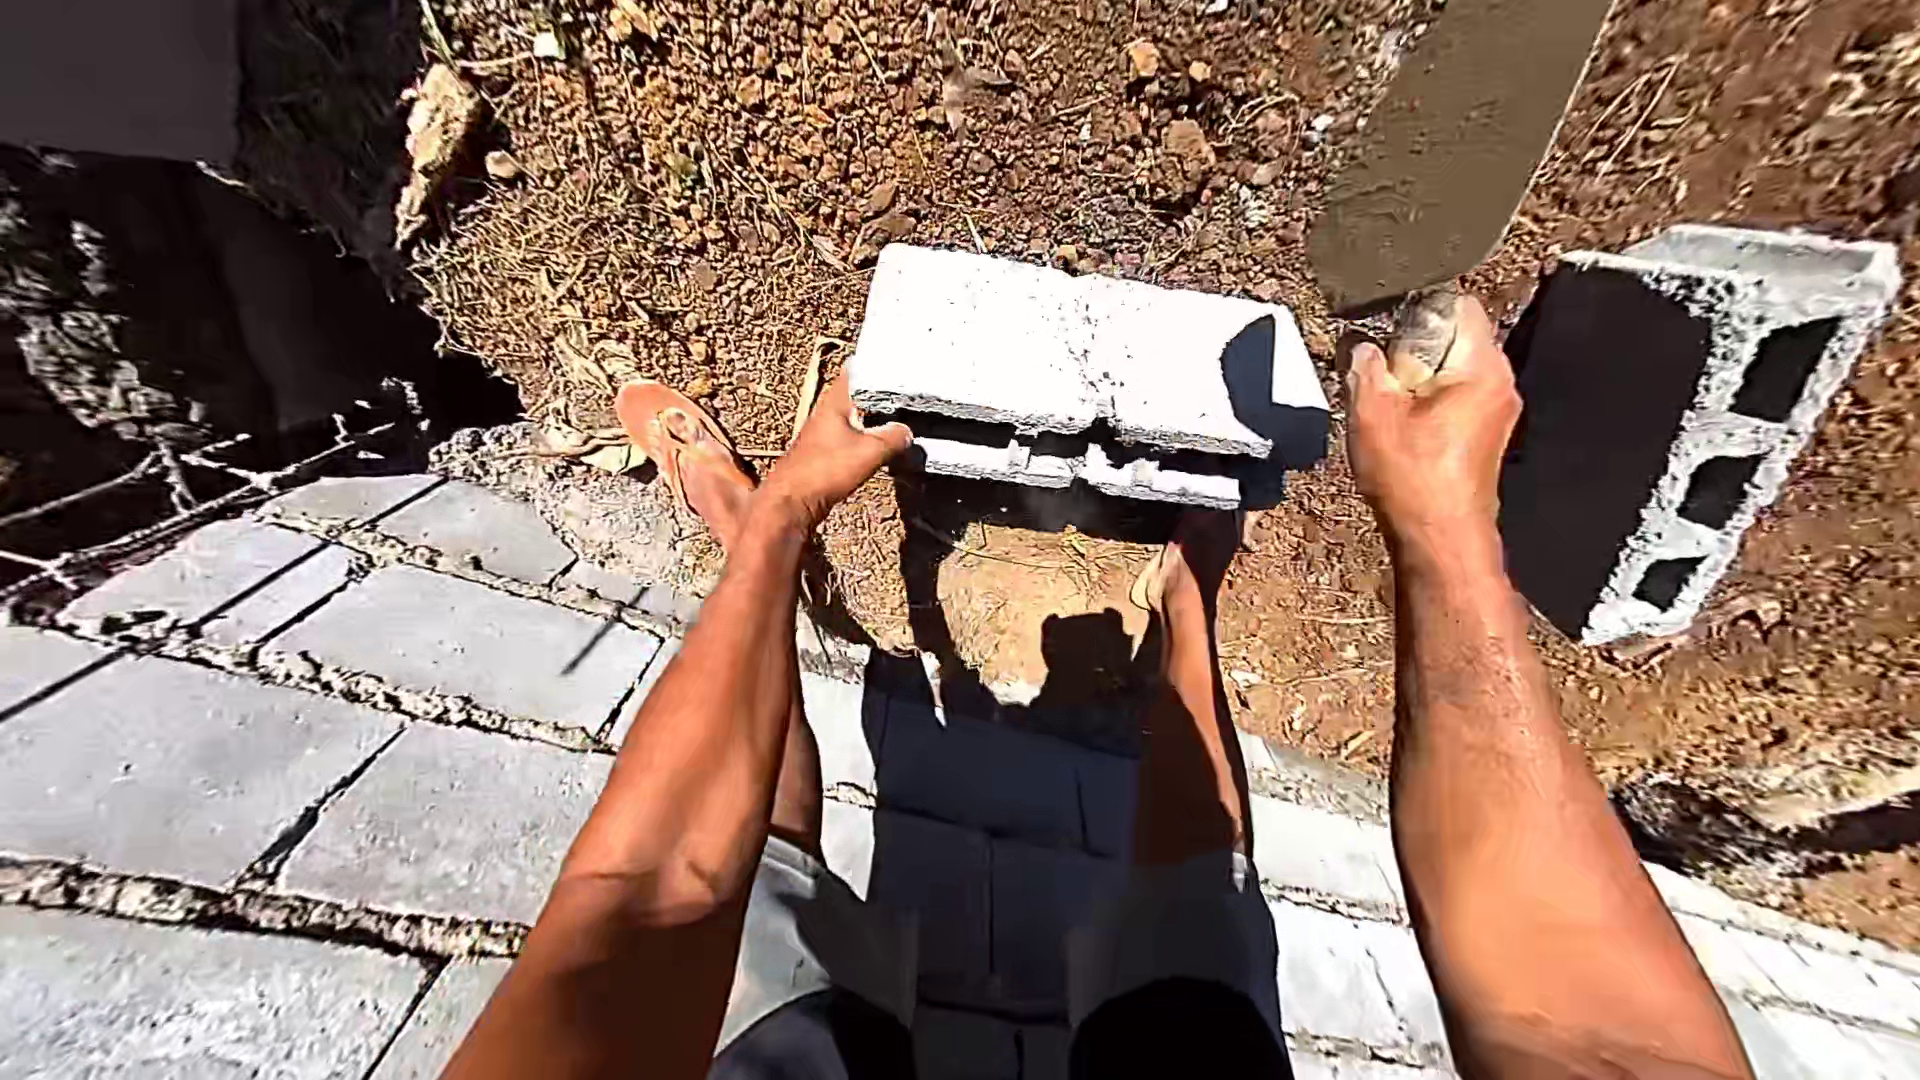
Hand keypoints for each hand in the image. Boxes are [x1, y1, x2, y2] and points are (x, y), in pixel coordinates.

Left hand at [758, 372, 911, 528]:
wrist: (793, 502)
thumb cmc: (824, 471)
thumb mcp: (870, 452)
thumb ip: (893, 437)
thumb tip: (907, 432)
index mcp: (835, 402)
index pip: (854, 370)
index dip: (873, 362)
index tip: (894, 360)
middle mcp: (827, 413)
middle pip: (856, 394)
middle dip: (878, 392)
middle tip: (903, 390)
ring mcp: (824, 434)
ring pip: (854, 416)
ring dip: (873, 417)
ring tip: (897, 417)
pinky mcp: (825, 454)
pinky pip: (851, 437)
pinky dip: (866, 437)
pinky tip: (879, 446)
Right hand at [1345, 293, 1520, 556]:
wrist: (1437, 534)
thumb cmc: (1411, 478)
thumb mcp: (1371, 415)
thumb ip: (1364, 370)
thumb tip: (1360, 346)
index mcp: (1481, 369)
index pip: (1455, 307)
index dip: (1412, 314)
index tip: (1380, 339)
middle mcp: (1499, 383)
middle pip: (1449, 340)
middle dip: (1405, 355)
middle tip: (1375, 383)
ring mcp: (1493, 411)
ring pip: (1446, 372)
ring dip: (1409, 383)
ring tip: (1381, 412)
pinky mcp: (1480, 434)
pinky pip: (1450, 399)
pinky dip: (1420, 405)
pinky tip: (1396, 431)